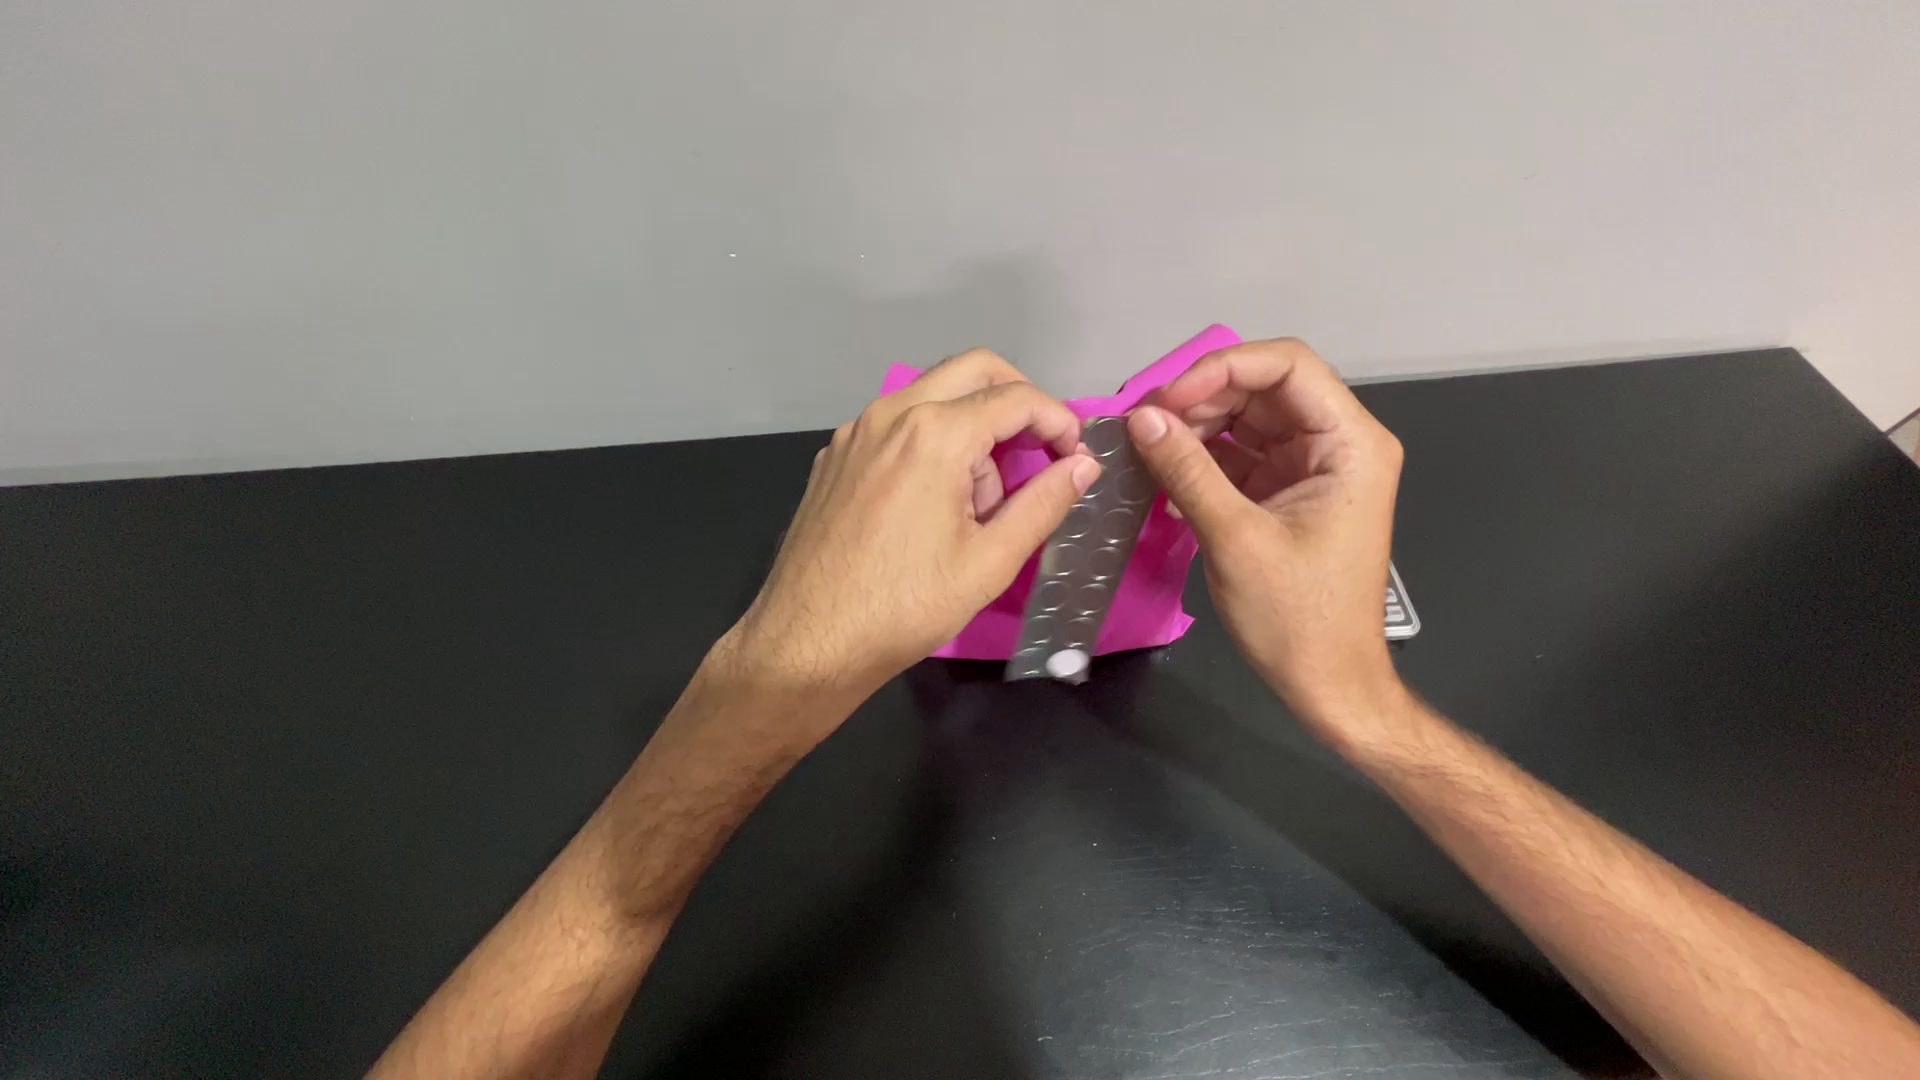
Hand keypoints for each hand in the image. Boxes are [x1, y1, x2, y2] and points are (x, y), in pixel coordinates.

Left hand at [729, 348, 1100, 700]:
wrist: (809, 642)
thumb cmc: (906, 607)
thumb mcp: (989, 562)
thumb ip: (1044, 504)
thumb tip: (1084, 465)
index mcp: (934, 434)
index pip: (1016, 398)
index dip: (1059, 420)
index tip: (1075, 456)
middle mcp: (889, 414)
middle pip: (973, 370)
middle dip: (1018, 401)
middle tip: (1039, 451)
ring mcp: (854, 432)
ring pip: (932, 395)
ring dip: (972, 426)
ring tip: (978, 502)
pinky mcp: (834, 457)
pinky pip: (896, 425)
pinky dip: (930, 442)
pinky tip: (930, 504)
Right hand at [1126, 338, 1404, 730]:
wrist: (1326, 682)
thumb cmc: (1296, 617)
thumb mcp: (1235, 538)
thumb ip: (1187, 471)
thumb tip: (1141, 419)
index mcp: (1349, 444)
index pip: (1288, 366)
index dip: (1221, 368)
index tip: (1164, 400)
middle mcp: (1335, 444)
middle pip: (1262, 388)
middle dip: (1199, 398)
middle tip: (1142, 424)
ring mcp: (1309, 468)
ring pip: (1245, 419)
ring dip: (1194, 428)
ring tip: (1146, 448)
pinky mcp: (1283, 493)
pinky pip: (1237, 456)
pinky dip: (1200, 460)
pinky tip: (1163, 475)